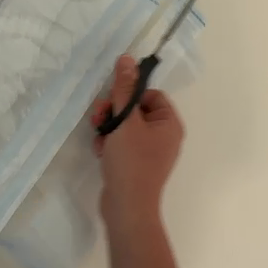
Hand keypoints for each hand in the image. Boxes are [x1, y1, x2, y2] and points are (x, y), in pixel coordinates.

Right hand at [89, 55, 184, 229]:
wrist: (127, 208)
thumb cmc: (131, 162)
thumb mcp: (125, 121)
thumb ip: (123, 88)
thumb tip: (126, 59)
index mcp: (169, 123)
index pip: (149, 94)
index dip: (129, 95)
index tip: (112, 101)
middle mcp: (164, 136)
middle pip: (135, 109)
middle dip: (113, 112)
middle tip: (98, 118)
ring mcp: (151, 152)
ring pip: (125, 126)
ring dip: (108, 128)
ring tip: (99, 137)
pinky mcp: (137, 164)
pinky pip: (122, 143)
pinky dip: (110, 144)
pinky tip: (101, 152)